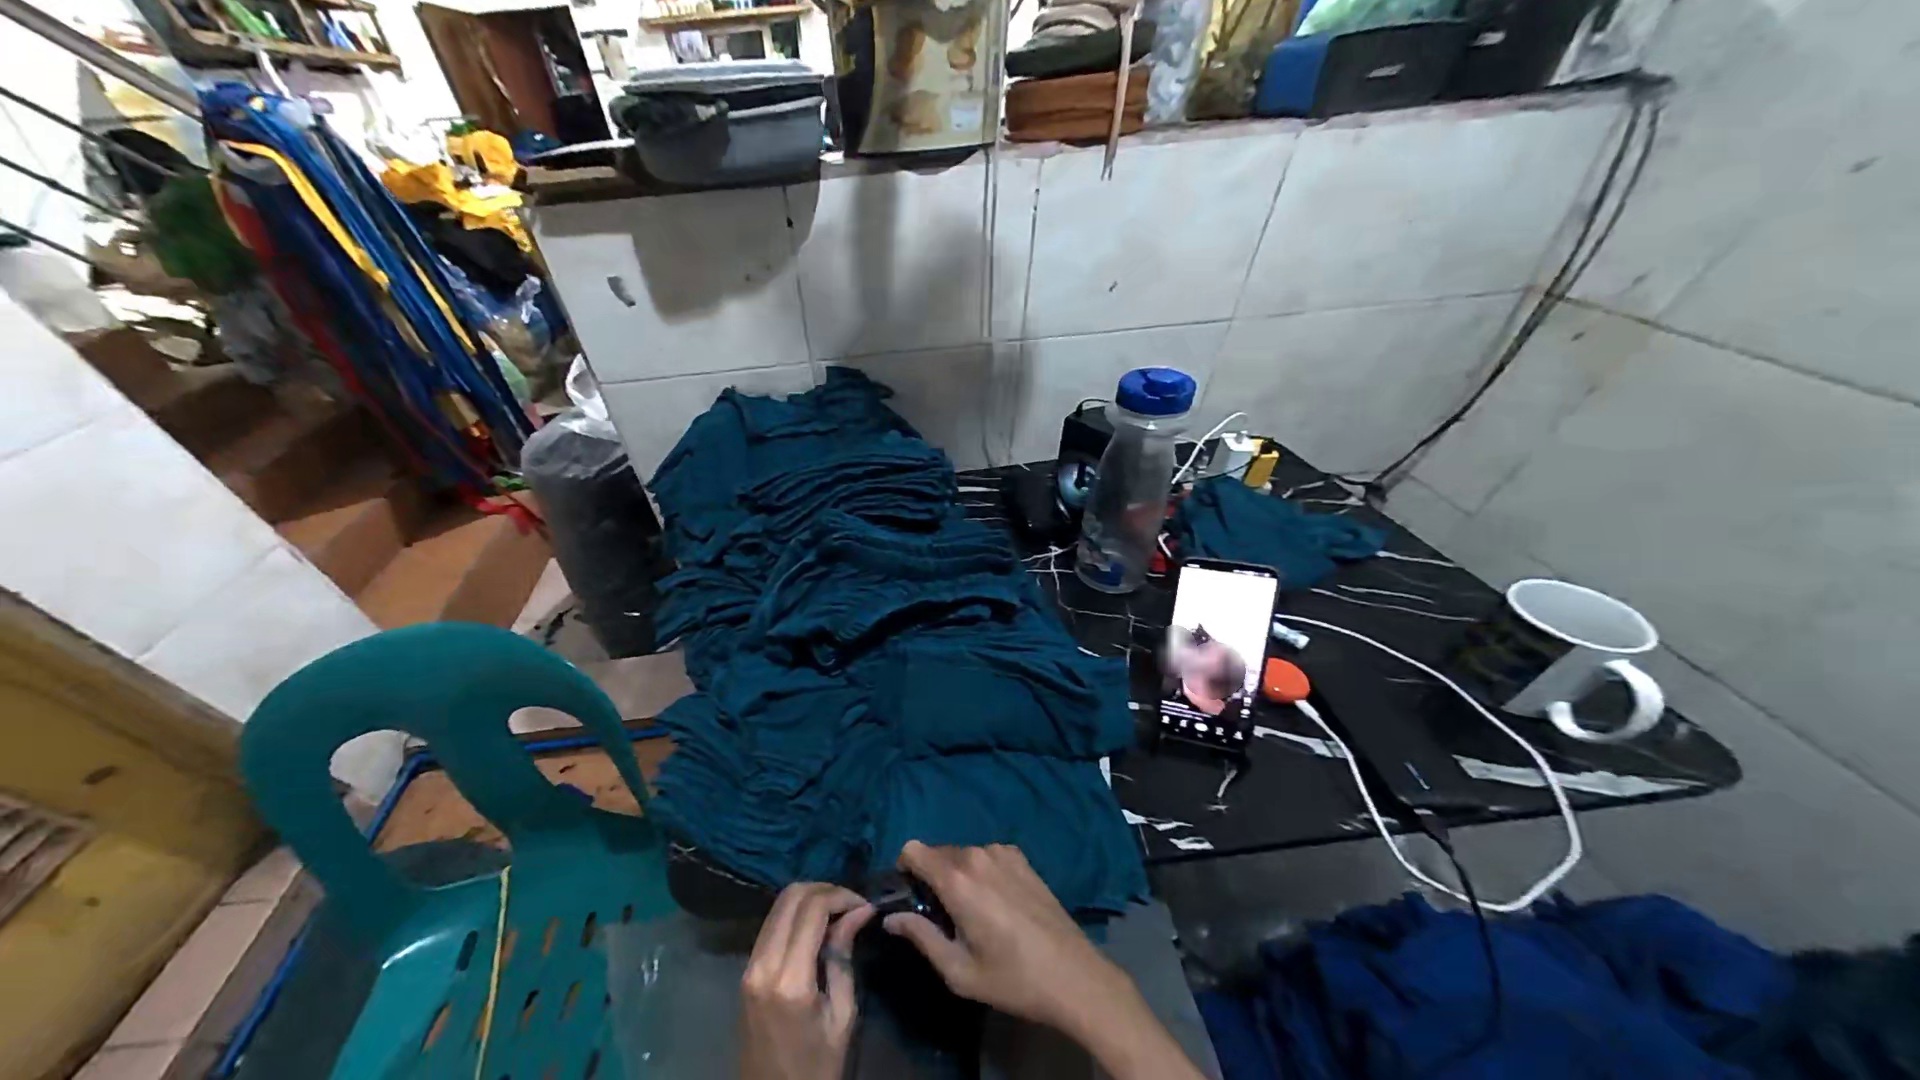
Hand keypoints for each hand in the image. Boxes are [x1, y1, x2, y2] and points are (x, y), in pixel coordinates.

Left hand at [739, 883, 875, 1079]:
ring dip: (810, 899)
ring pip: (778, 905)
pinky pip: (772, 925)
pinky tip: (818, 928)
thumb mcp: (842, 1015)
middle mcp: (762, 964)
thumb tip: (860, 910)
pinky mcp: (746, 971)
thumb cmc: (816, 1067)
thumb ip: (844, 956)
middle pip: (791, 896)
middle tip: (852, 905)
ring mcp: (749, 967)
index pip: (813, 908)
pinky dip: (796, 914)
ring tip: (838, 913)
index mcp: (789, 980)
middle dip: (825, 890)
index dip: (842, 895)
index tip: (865, 906)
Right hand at [880, 842, 1133, 1038]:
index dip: (905, 871)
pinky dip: (982, 872)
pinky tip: (998, 904)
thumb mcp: (958, 971)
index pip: (913, 849)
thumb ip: (921, 937)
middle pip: (937, 853)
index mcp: (957, 880)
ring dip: (958, 876)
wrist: (1073, 975)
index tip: (912, 899)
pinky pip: (986, 857)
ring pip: (963, 855)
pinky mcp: (1022, 858)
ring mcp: (1003, 853)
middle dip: (931, 878)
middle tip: (943, 917)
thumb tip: (891, 918)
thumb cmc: (1012, 978)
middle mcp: (977, 855)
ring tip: (973, 913)